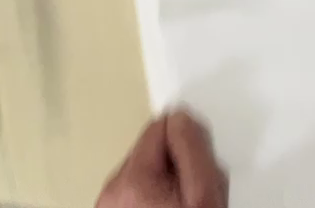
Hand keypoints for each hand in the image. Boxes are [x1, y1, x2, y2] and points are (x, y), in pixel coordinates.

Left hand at [98, 109, 227, 207]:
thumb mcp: (204, 193)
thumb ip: (193, 146)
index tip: (198, 166)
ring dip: (166, 182)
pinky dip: (153, 199)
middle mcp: (110, 192)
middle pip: (152, 149)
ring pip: (146, 171)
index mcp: (131, 180)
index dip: (187, 141)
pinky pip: (137, 193)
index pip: (162, 125)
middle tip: (192, 194)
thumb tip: (181, 116)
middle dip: (176, 163)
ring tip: (181, 207)